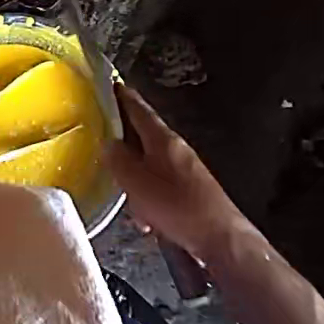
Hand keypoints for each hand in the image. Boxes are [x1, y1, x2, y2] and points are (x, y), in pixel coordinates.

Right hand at [103, 83, 252, 263]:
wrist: (221, 239)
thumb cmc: (177, 206)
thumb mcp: (137, 182)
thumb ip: (118, 160)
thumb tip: (107, 142)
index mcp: (162, 138)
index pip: (138, 108)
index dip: (121, 96)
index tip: (108, 84)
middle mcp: (174, 147)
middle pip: (142, 137)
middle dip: (122, 145)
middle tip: (102, 150)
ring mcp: (184, 169)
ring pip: (148, 165)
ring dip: (134, 180)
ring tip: (128, 202)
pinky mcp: (190, 191)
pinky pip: (160, 187)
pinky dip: (149, 199)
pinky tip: (147, 220)